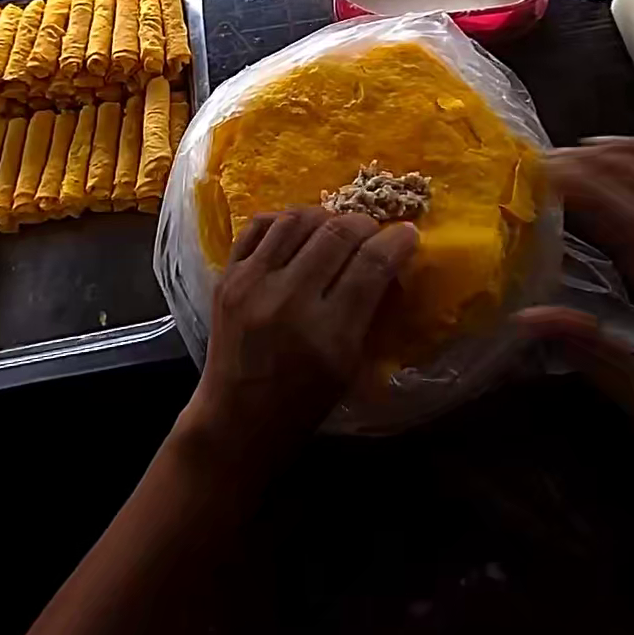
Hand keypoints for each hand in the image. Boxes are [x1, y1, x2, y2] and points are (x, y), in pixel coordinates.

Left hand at [180, 207, 418, 468]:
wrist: (236, 418)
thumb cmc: (302, 403)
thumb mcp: (351, 367)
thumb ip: (369, 312)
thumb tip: (388, 262)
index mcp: (328, 334)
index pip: (371, 266)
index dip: (396, 242)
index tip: (407, 233)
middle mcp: (288, 299)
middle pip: (336, 233)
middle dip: (364, 223)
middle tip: (372, 229)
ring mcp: (251, 283)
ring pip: (296, 220)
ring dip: (324, 216)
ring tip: (335, 226)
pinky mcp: (226, 276)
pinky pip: (257, 226)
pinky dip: (283, 220)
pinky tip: (296, 229)